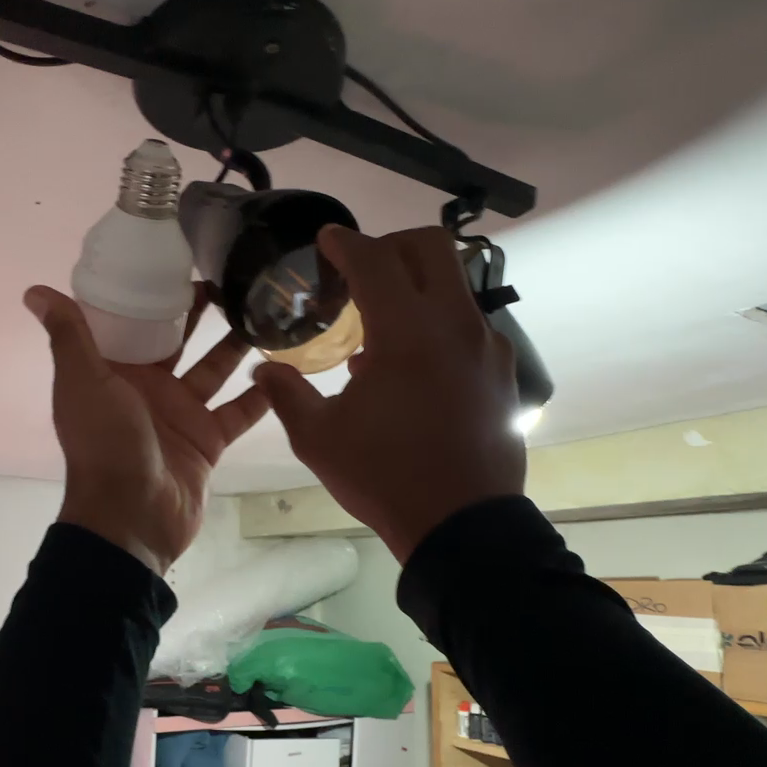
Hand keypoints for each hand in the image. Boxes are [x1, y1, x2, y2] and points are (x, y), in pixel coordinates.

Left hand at [28, 283, 268, 575]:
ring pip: (213, 370)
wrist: (130, 517)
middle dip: (198, 311)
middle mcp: (147, 388)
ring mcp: (180, 415)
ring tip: (262, 308)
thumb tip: (34, 291)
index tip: (178, 258)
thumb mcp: (82, 382)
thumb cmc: (104, 444)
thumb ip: (69, 336)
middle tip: (231, 275)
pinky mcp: (207, 440)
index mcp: (113, 371)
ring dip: (234, 343)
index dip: (151, 292)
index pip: (133, 323)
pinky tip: (283, 366)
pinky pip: (238, 412)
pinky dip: (259, 394)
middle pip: (177, 340)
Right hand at [252, 225, 525, 563]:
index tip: (326, 241)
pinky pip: (467, 328)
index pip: (376, 259)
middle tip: (360, 270)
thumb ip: (287, 394)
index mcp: (407, 332)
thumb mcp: (319, 439)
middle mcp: (455, 325)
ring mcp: (487, 347)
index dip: (345, 243)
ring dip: (414, 289)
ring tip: (379, 331)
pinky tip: (411, 369)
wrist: (461, 526)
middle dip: (390, 245)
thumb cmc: (384, 477)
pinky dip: (436, 328)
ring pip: (453, 286)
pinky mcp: (502, 373)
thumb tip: (264, 369)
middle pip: (430, 248)